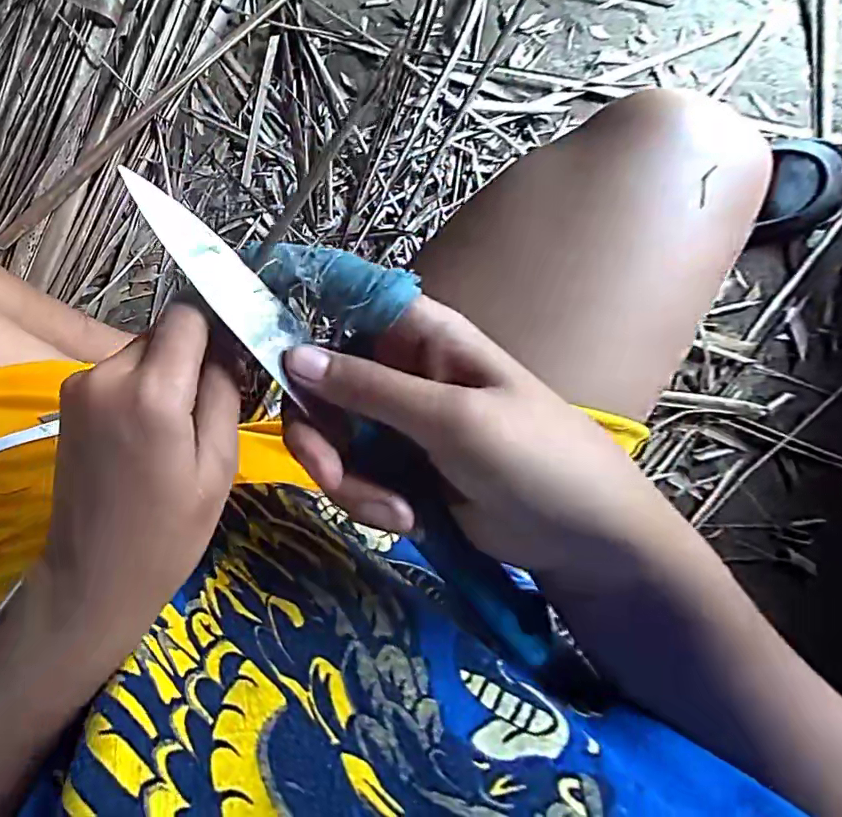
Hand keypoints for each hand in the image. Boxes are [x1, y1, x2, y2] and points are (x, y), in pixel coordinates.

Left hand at [35, 304, 241, 661]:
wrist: (92, 576)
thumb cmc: (167, 533)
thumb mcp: (218, 467)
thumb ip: (224, 393)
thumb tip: (227, 347)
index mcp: (151, 390)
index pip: (187, 313)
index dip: (214, 325)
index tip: (231, 354)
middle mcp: (107, 372)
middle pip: (163, 330)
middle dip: (190, 353)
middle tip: (206, 402)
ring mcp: (80, 382)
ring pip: (140, 349)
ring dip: (162, 370)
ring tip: (173, 425)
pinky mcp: (67, 395)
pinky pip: (116, 369)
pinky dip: (137, 384)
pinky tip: (144, 430)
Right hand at [282, 296, 710, 598]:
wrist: (588, 547)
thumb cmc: (539, 459)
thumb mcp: (453, 419)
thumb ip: (368, 387)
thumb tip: (290, 354)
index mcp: (416, 331)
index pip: (342, 296)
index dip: (295, 303)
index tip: (253, 333)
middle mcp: (393, 365)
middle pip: (315, 377)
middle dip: (316, 431)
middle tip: (328, 473)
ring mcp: (388, 416)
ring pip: (324, 430)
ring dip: (343, 476)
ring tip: (390, 512)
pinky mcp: (388, 461)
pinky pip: (345, 468)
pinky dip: (362, 497)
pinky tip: (404, 518)